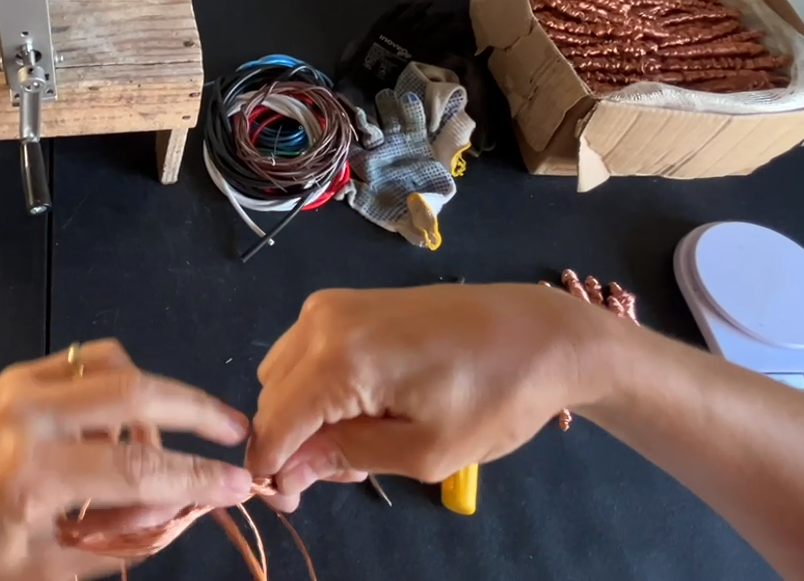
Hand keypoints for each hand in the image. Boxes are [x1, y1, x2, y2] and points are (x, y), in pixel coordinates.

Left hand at [0, 340, 254, 580]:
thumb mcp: (34, 572)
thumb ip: (111, 543)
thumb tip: (173, 513)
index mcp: (35, 476)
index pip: (140, 474)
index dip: (198, 478)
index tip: (240, 480)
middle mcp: (32, 414)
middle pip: (137, 392)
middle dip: (196, 408)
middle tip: (234, 426)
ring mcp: (19, 384)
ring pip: (111, 365)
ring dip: (151, 397)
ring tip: (156, 445)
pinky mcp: (9, 374)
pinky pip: (79, 362)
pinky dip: (113, 383)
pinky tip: (114, 422)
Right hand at [247, 285, 614, 510]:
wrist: (534, 331)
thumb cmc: (492, 397)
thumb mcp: (425, 450)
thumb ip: (347, 457)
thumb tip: (286, 472)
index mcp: (339, 359)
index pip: (275, 419)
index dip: (270, 464)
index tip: (285, 502)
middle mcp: (319, 322)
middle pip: (272, 394)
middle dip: (290, 440)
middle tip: (338, 476)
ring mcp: (328, 305)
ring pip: (281, 371)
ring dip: (300, 412)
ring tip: (356, 439)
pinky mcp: (341, 301)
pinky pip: (302, 350)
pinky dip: (313, 384)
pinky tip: (358, 404)